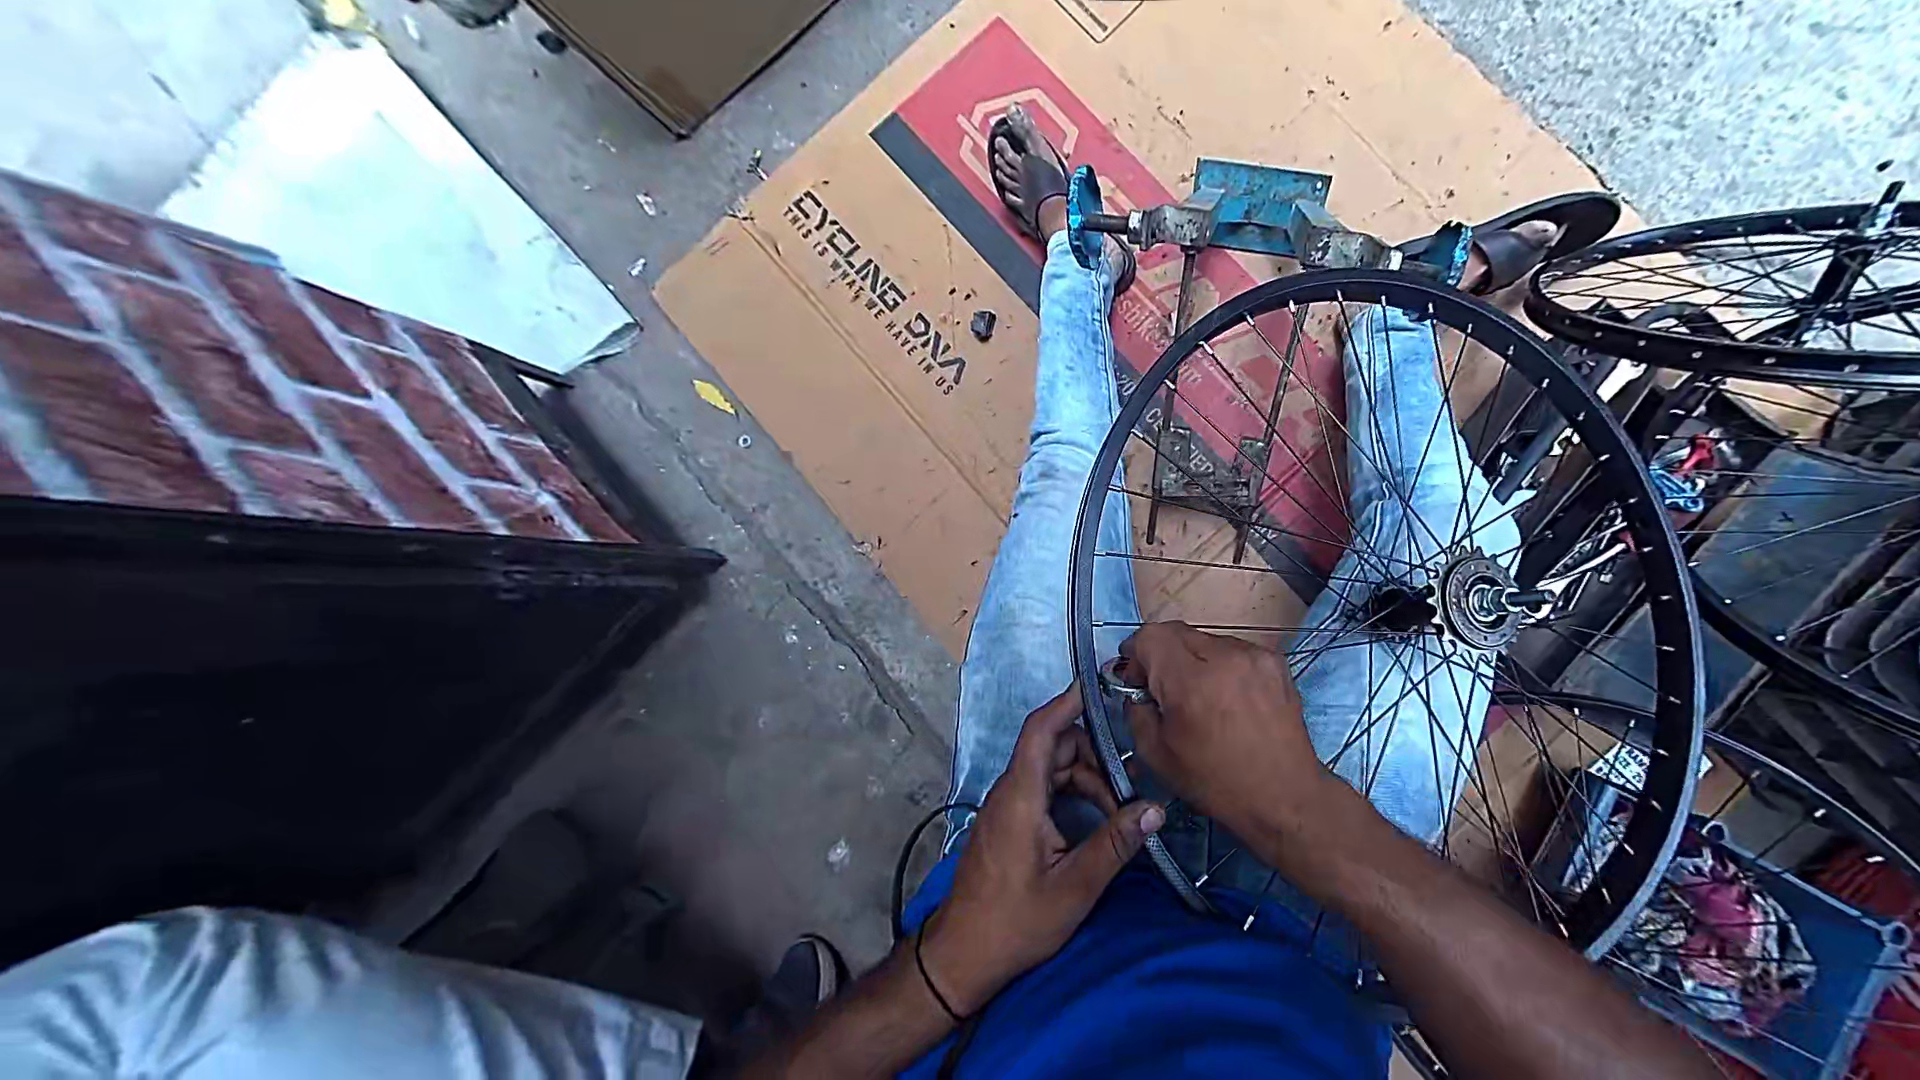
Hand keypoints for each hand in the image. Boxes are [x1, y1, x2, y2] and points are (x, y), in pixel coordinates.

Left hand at [919, 687, 1164, 1014]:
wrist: (965, 952)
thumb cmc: (1017, 921)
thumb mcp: (1074, 886)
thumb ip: (1114, 844)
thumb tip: (1154, 811)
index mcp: (1022, 794)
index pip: (1041, 729)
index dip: (1067, 702)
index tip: (1097, 685)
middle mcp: (1011, 789)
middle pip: (1053, 748)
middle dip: (1093, 758)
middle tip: (1130, 787)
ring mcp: (1007, 804)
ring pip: (1051, 770)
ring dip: (1086, 781)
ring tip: (1119, 813)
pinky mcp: (1009, 820)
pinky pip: (1043, 790)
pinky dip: (1071, 795)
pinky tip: (1096, 821)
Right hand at [1120, 622, 1352, 846]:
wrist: (1286, 796)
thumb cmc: (1216, 782)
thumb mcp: (1154, 753)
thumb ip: (1134, 708)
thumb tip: (1135, 685)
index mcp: (1190, 682)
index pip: (1150, 636)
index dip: (1135, 653)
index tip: (1136, 677)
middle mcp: (1224, 658)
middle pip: (1174, 631)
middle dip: (1160, 654)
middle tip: (1161, 687)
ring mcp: (1253, 656)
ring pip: (1202, 638)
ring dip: (1189, 658)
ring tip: (1197, 694)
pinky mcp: (1273, 661)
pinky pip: (1230, 648)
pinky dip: (1217, 664)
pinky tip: (1223, 695)